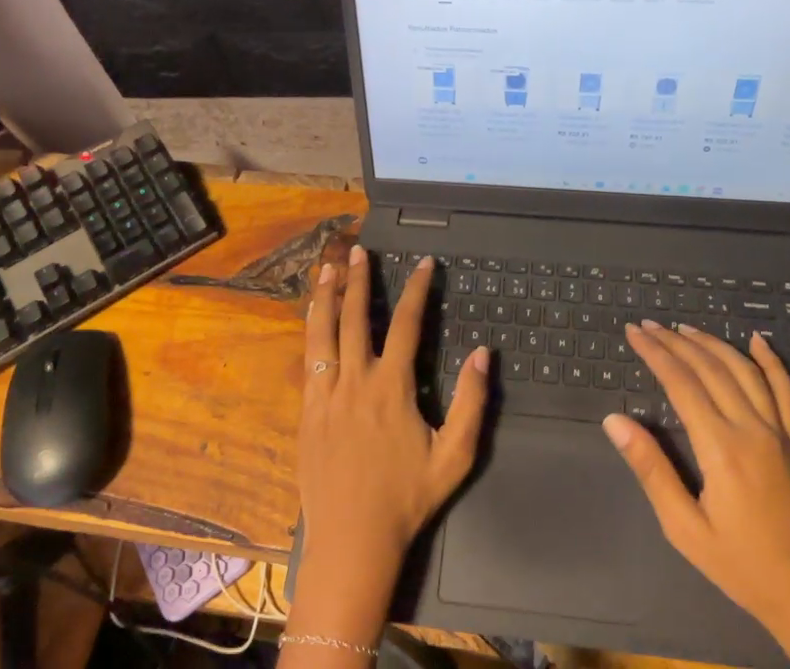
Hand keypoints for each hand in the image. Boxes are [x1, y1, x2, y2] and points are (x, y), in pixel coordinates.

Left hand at [297, 247, 490, 571]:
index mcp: (392, 388)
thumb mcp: (455, 454)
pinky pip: (307, 361)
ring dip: (326, 297)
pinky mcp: (306, 413)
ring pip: (322, 334)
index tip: (424, 263)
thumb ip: (471, 401)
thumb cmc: (409, 497)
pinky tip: (312, 318)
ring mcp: (325, 396)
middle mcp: (355, 381)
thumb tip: (483, 353)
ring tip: (327, 268)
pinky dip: (311, 332)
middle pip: (356, 318)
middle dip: (359, 280)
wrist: (353, 538)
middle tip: (360, 251)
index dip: (417, 290)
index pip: (407, 325)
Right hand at [604, 322, 789, 668]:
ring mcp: (779, 433)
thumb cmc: (743, 567)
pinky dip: (771, 361)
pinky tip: (757, 340)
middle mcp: (752, 429)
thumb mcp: (685, 528)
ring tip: (684, 328)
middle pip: (711, 369)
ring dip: (713, 343)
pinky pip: (786, 391)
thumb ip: (652, 470)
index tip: (633, 332)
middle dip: (676, 342)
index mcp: (721, 448)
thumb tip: (615, 422)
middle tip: (648, 325)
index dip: (655, 353)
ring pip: (745, 371)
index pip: (682, 383)